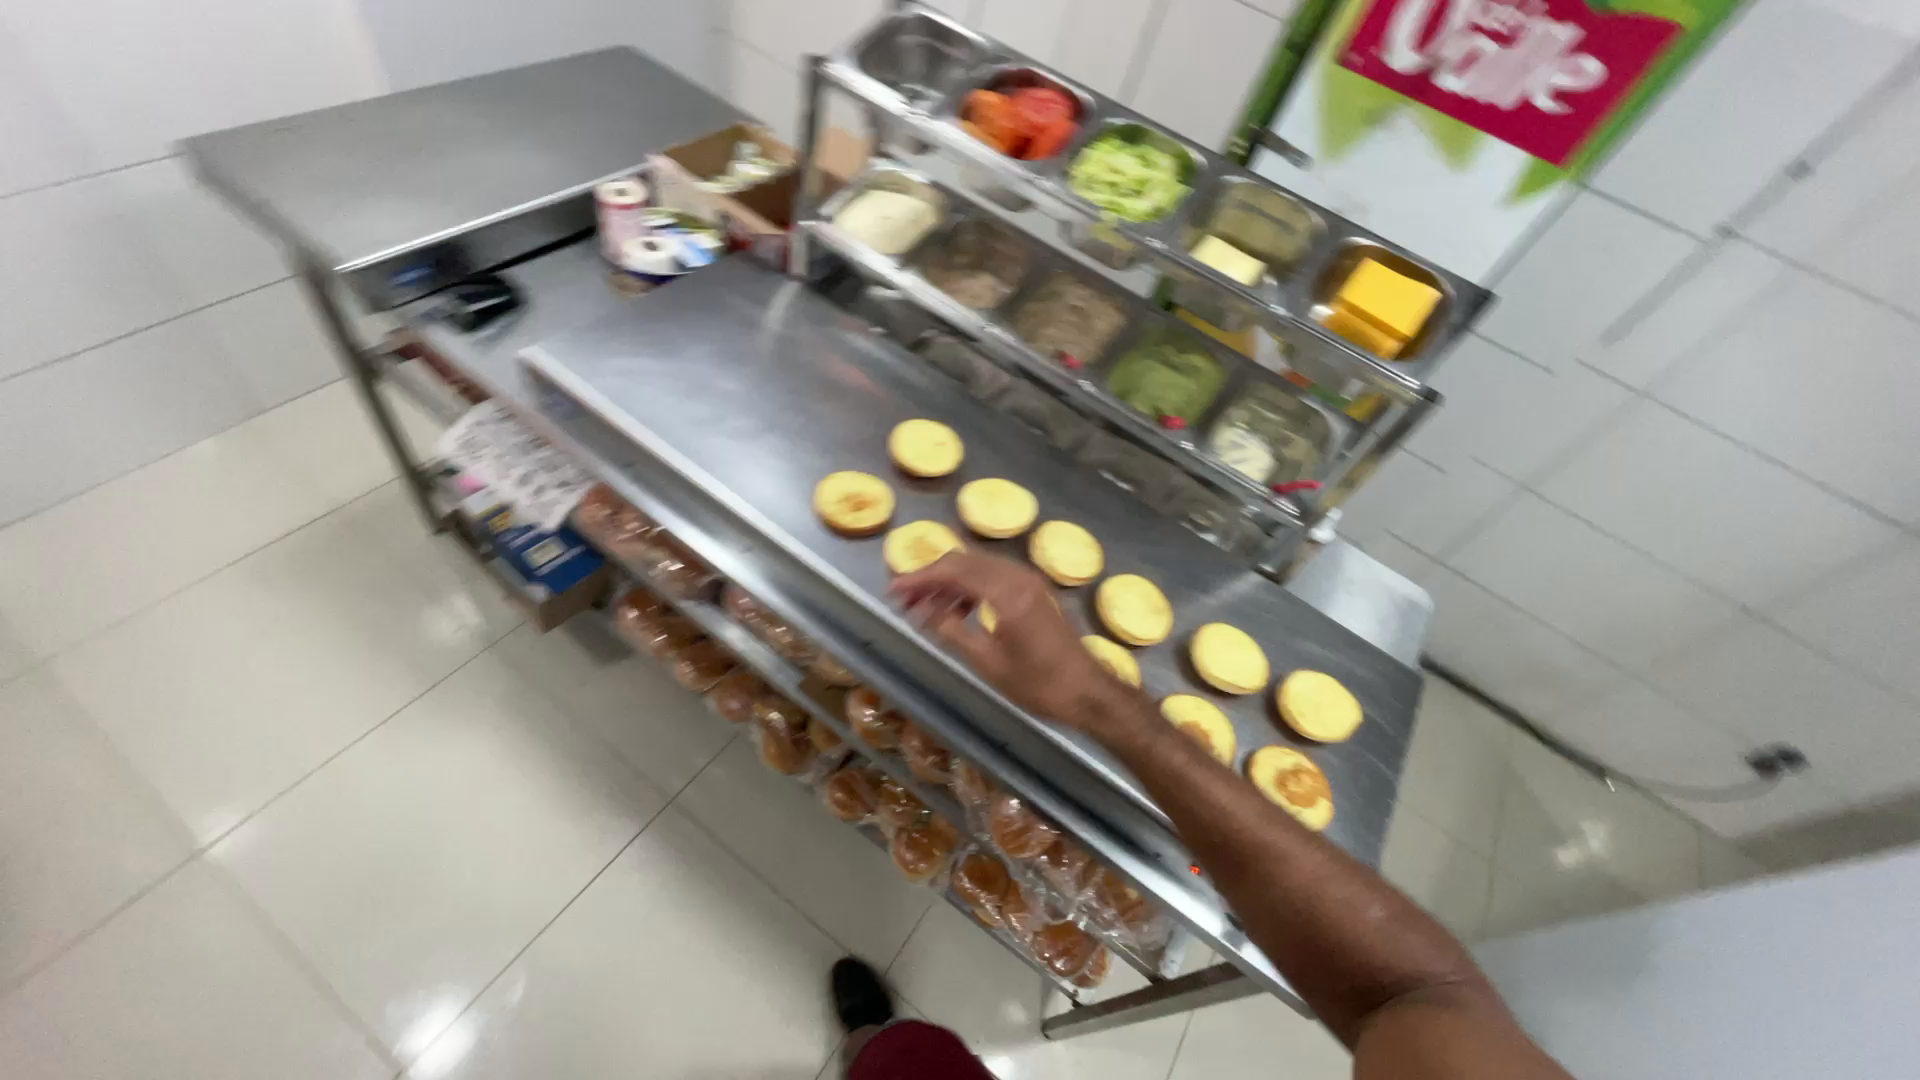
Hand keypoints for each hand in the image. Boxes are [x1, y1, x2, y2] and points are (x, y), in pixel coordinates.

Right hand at [889, 550, 1128, 731]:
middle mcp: (1018, 577)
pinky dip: (971, 586)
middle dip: (931, 576)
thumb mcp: (988, 662)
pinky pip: (994, 576)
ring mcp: (1029, 581)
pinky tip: (957, 609)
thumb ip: (952, 631)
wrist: (1089, 692)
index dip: (918, 578)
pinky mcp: (1035, 591)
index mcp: (1006, 592)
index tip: (893, 589)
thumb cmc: (1039, 684)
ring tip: (925, 608)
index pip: (952, 570)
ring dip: (949, 581)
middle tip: (904, 599)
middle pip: (964, 560)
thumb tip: (922, 612)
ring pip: (978, 566)